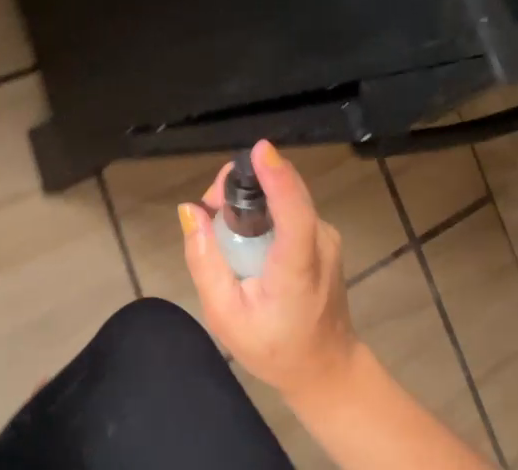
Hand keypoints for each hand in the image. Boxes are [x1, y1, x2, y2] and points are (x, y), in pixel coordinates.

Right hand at [178, 140, 360, 399]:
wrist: (327, 368)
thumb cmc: (275, 348)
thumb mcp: (226, 316)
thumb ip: (205, 262)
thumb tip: (190, 211)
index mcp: (297, 267)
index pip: (293, 212)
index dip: (276, 177)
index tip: (259, 149)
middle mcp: (320, 242)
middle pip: (282, 193)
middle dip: (241, 188)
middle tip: (208, 212)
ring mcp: (327, 236)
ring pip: (283, 197)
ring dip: (250, 202)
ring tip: (224, 233)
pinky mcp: (324, 235)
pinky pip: (288, 208)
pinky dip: (264, 213)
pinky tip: (248, 243)